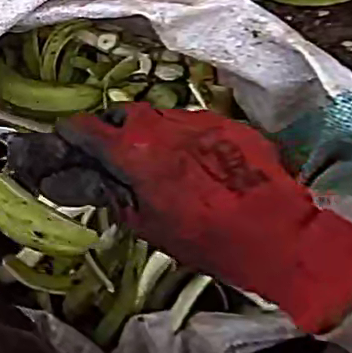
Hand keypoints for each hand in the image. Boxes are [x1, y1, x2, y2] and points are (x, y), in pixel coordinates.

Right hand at [45, 105, 351, 333]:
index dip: (68, 137)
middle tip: (114, 156)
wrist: (286, 237)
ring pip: (155, 117)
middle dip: (109, 132)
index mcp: (130, 149)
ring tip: (159, 162)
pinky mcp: (225, 122)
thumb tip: (66, 182)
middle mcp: (157, 123)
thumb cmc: (206, 238)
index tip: (65, 145)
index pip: (82, 128)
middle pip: (118, 115)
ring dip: (147, 134)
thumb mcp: (144, 223)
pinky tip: (197, 165)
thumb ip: (107, 193)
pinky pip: (191, 124)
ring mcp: (194, 118)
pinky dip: (183, 139)